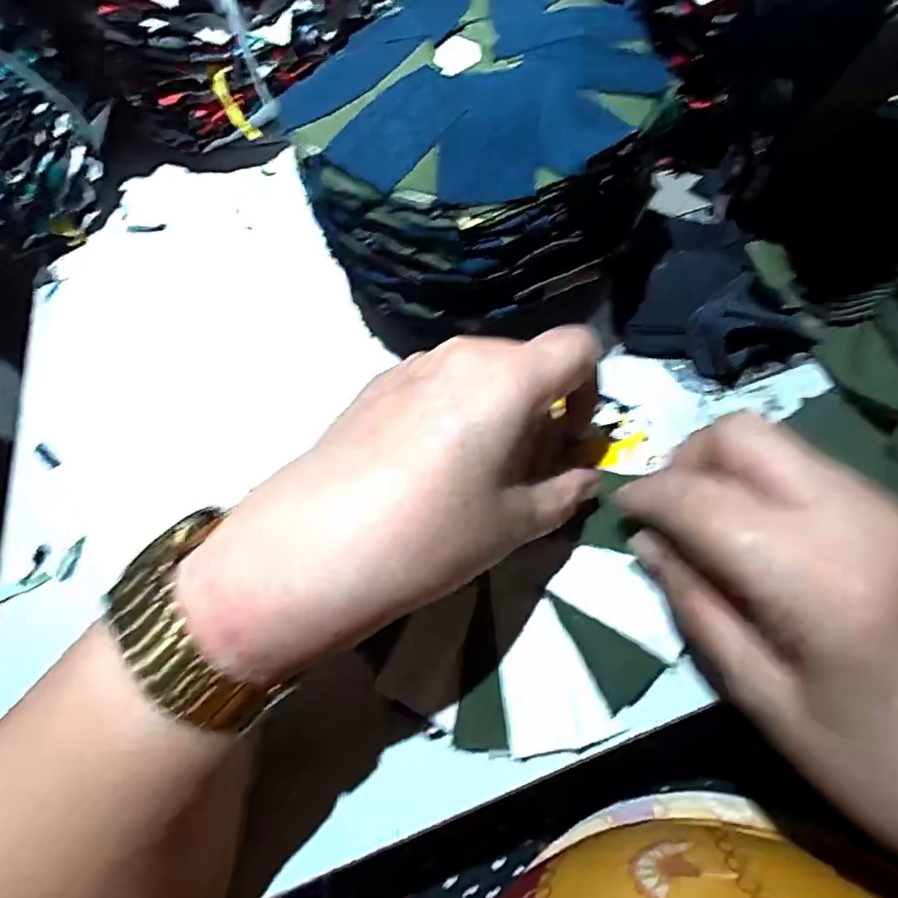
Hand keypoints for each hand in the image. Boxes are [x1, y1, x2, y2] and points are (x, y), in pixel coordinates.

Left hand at [176, 328, 601, 684]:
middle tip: (528, 464)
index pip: (579, 346)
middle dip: (545, 404)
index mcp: (509, 377)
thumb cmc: (431, 535)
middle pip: (530, 359)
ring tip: (479, 466)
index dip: (591, 386)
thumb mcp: (516, 523)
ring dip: (501, 406)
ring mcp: (416, 362)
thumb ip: (567, 491)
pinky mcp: (378, 381)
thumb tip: (587, 477)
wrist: (305, 550)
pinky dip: (460, 407)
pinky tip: (429, 462)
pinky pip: (442, 380)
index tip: (570, 436)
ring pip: (485, 369)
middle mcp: (465, 354)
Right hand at [618, 416, 897, 897]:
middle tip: (664, 517)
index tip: (617, 510)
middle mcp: (849, 510)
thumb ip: (702, 610)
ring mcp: (877, 499)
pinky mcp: (889, 506)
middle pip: (741, 432)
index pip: (704, 497)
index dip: (649, 495)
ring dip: (722, 466)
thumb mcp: (773, 708)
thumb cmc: (890, 769)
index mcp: (818, 572)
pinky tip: (751, 533)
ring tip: (701, 527)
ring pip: (772, 438)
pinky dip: (759, 479)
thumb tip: (650, 542)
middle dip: (686, 460)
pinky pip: (802, 463)